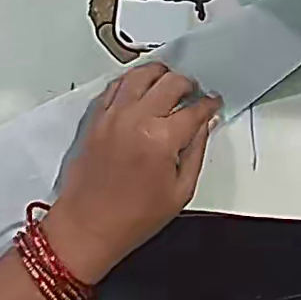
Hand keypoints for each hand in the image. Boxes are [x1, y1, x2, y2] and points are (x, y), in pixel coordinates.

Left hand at [41, 63, 221, 283]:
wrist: (88, 225)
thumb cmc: (130, 217)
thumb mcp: (180, 191)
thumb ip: (196, 152)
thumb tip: (204, 127)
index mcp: (161, 139)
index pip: (194, 109)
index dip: (209, 104)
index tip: (212, 105)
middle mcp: (135, 120)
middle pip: (170, 82)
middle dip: (188, 84)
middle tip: (194, 92)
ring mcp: (113, 116)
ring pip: (140, 75)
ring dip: (159, 74)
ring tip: (168, 81)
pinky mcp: (96, 119)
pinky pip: (115, 86)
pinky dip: (131, 81)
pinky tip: (139, 87)